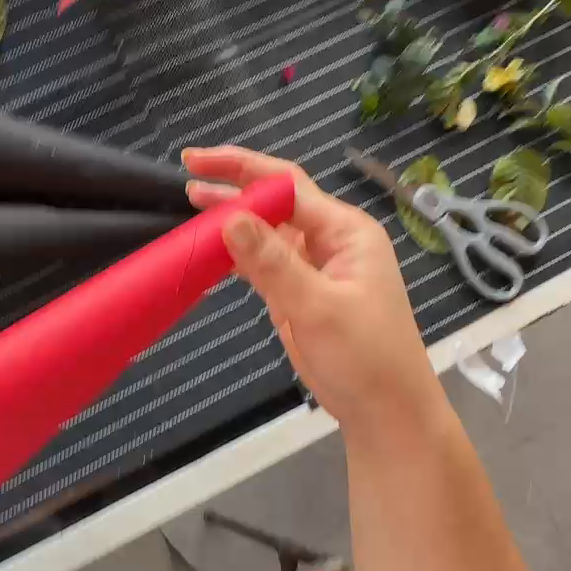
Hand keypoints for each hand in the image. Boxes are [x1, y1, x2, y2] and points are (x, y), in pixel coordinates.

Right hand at [184, 146, 445, 438]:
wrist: (385, 410)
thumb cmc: (364, 357)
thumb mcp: (316, 307)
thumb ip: (272, 262)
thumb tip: (229, 218)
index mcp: (345, 231)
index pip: (286, 185)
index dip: (240, 168)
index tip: (196, 161)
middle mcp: (329, 240)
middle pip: (274, 201)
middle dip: (232, 186)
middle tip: (186, 176)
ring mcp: (313, 267)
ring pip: (265, 232)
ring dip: (230, 220)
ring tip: (189, 206)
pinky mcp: (298, 292)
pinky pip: (262, 263)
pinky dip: (234, 255)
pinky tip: (208, 250)